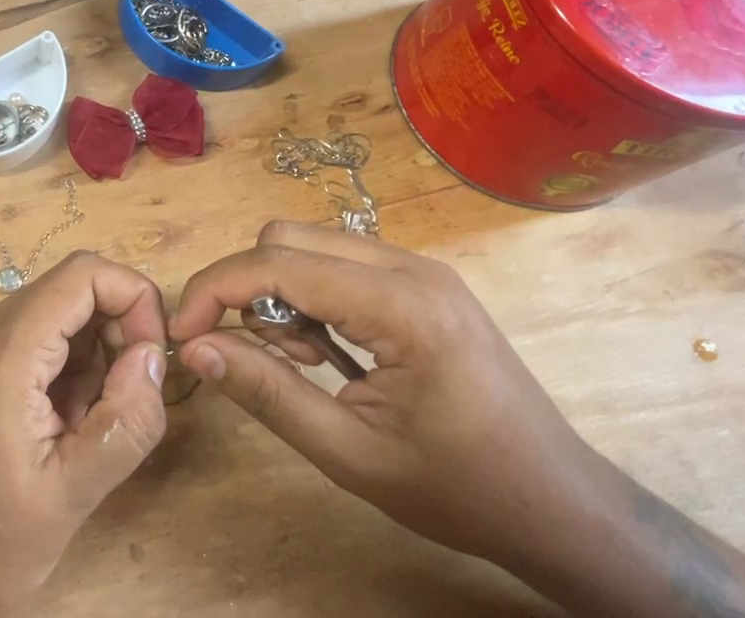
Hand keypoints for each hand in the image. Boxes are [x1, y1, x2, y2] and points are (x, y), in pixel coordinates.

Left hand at [0, 251, 168, 616]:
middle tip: (130, 399)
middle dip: (118, 330)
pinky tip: (66, 429)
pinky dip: (67, 371)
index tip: (153, 359)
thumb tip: (153, 356)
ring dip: (94, 356)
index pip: (85, 273)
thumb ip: (125, 420)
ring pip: (56, 317)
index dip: (135, 299)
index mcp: (5, 348)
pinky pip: (35, 344)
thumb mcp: (72, 491)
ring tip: (92, 426)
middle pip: (71, 290)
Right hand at [169, 222, 744, 617]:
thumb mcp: (350, 454)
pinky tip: (322, 351)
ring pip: (311, 244)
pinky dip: (308, 296)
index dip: (215, 291)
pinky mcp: (423, 284)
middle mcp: (412, 267)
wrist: (563, 507)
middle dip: (243, 286)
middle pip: (288, 237)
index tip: (181, 335)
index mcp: (401, 306)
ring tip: (293, 361)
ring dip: (276, 291)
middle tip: (238, 350)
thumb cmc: (460, 491)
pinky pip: (340, 263)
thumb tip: (193, 348)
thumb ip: (266, 392)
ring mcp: (422, 271)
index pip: (277, 263)